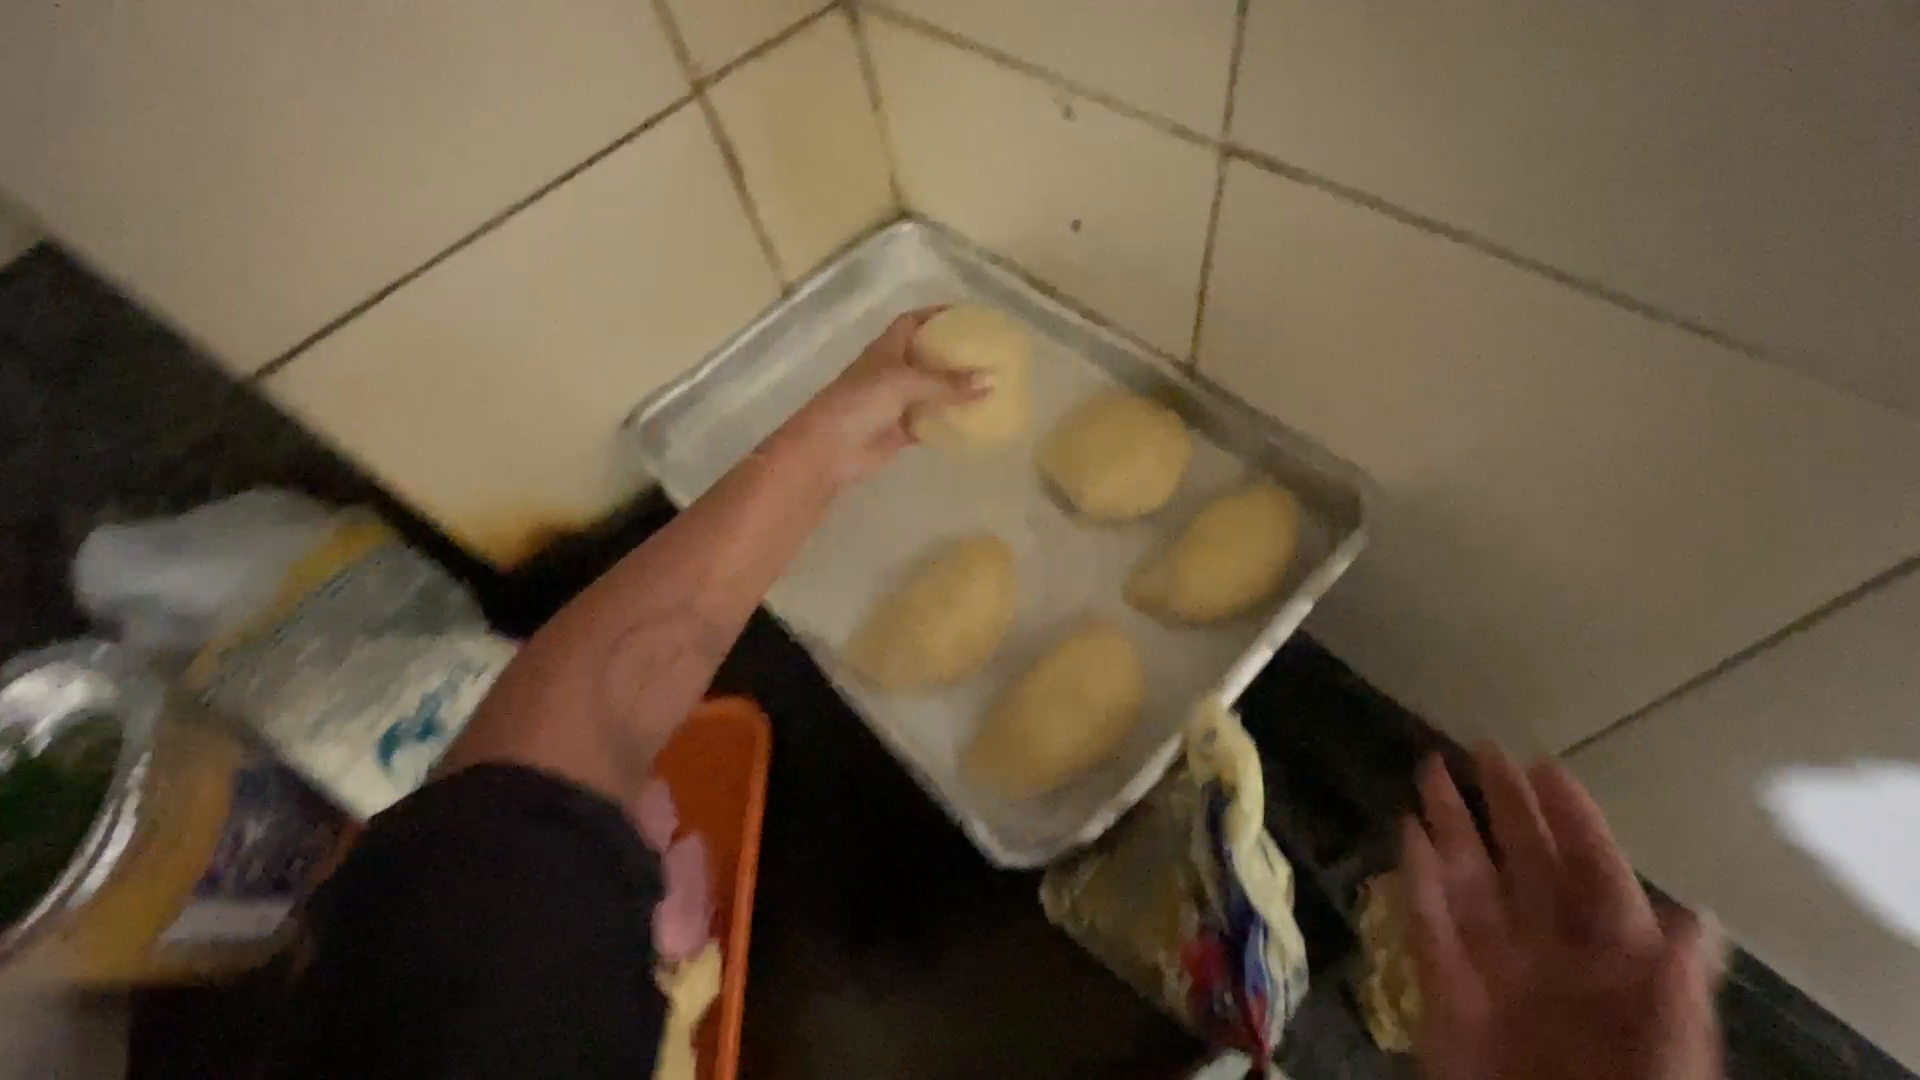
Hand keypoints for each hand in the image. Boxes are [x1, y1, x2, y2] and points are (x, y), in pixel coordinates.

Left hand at [777, 307, 986, 484]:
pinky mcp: (899, 431)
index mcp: (887, 348)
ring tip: (988, 385)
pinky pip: (929, 422)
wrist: (829, 448)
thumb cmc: (860, 402)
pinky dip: (948, 422)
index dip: (936, 315)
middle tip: (986, 353)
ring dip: (954, 390)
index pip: (913, 321)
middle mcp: (891, 371)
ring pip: (930, 392)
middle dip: (953, 354)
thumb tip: (992, 380)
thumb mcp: (905, 383)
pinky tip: (973, 421)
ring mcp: (895, 402)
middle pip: (926, 357)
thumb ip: (947, 383)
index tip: (966, 316)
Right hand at [1403, 746, 1722, 1079]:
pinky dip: (1414, 874)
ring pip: (1468, 876)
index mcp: (1610, 964)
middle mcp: (1550, 948)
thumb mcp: (1666, 1061)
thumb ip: (1674, 993)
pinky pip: (1425, 917)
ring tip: (1431, 770)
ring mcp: (1492, 960)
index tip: (1543, 766)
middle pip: (1525, 861)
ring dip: (1450, 823)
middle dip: (1504, 803)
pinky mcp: (1442, 979)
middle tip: (1482, 748)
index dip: (1571, 820)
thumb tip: (1696, 920)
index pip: (1592, 875)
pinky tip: (1407, 834)